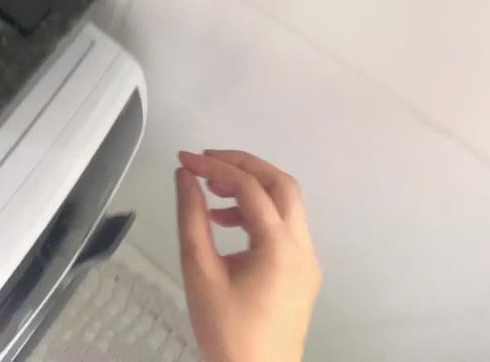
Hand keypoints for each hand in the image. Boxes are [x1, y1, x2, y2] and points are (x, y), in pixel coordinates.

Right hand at [175, 150, 320, 361]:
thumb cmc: (226, 329)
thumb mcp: (199, 268)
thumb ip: (192, 215)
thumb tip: (186, 175)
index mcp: (280, 248)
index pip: (249, 187)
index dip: (214, 166)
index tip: (183, 160)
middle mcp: (302, 249)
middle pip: (281, 184)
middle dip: (242, 164)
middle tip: (205, 161)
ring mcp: (306, 262)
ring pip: (286, 203)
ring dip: (250, 185)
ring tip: (210, 189)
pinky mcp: (300, 273)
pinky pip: (283, 225)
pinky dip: (256, 209)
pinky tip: (224, 220)